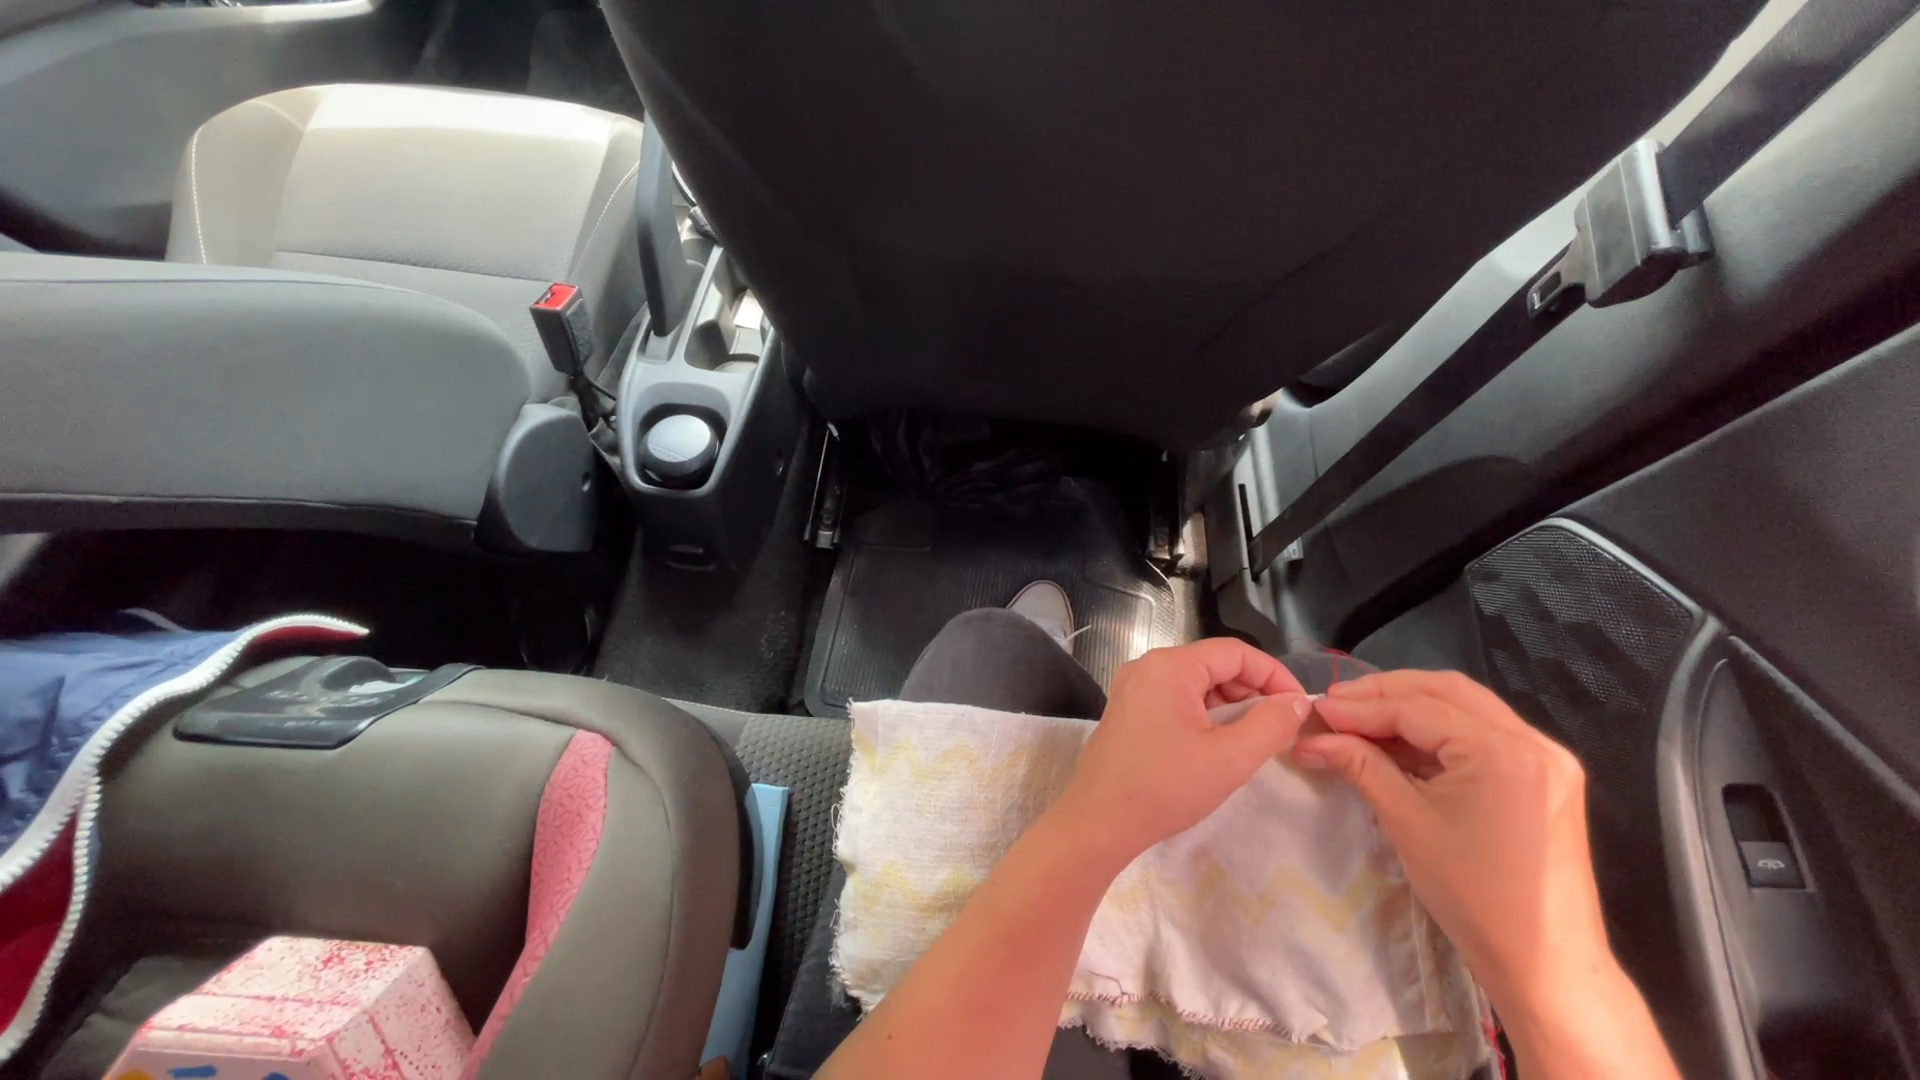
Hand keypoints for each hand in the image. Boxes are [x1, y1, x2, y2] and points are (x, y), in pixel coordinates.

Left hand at [1055, 639, 1312, 866]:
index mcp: (1169, 666)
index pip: (1235, 652)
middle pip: (1214, 664)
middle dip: (1252, 691)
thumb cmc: (1165, 787)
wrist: (1099, 822)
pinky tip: (1217, 744)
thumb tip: (1296, 701)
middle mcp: (1147, 666)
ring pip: (1195, 683)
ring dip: (1229, 705)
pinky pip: (1175, 698)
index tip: (1299, 707)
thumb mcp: (1230, 758)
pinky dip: (1203, 714)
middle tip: (1277, 727)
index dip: (1274, 675)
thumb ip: (1271, 724)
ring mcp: (1133, 688)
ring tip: (1251, 739)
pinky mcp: (1127, 710)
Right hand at [1292, 671, 1675, 1078]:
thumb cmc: (1472, 894)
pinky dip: (1438, 729)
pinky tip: (1401, 742)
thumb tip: (1309, 739)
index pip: (1417, 708)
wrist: (1545, 961)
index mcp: (1503, 751)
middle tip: (1336, 704)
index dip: (1360, 707)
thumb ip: (1360, 766)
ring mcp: (1546, 757)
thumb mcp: (1406, 822)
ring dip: (1411, 705)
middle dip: (1385, 692)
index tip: (1315, 710)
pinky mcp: (1545, 775)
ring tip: (1360, 719)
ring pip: (1466, 705)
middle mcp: (1533, 741)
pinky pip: (1483, 731)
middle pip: (1446, 690)